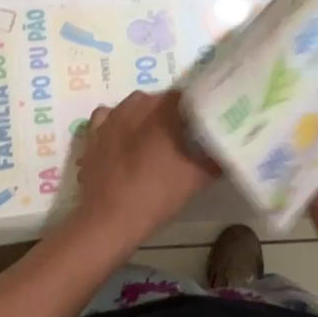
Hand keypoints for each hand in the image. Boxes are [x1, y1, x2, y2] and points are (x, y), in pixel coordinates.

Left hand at [72, 91, 217, 244]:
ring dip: (145, 116)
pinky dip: (117, 123)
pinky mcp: (92, 133)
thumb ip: (215, 160)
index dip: (196, 107)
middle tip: (182, 135)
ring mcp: (110, 118)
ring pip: (133, 106)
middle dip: (172, 113)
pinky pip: (108, 117)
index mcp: (163, 112)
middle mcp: (136, 106)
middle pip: (159, 99)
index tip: (202, 122)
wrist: (109, 220)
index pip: (186, 96)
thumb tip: (225, 150)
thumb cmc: (156, 195)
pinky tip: (123, 137)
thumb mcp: (196, 180)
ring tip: (153, 138)